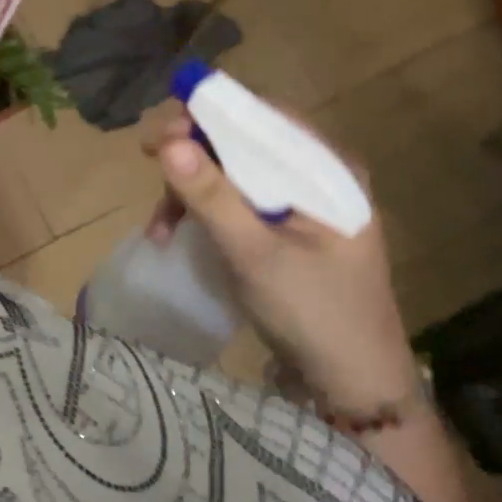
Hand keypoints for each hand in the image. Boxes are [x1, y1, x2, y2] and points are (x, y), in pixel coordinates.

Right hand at [140, 104, 419, 415]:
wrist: (353, 387)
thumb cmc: (314, 314)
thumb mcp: (255, 254)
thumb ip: (211, 196)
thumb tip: (166, 140)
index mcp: (328, 174)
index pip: (263, 118)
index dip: (209, 115)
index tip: (161, 131)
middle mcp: (316, 179)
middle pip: (240, 142)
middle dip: (190, 154)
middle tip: (148, 162)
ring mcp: (297, 206)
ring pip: (228, 172)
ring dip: (186, 188)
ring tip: (159, 223)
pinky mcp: (280, 229)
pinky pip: (229, 201)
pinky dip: (197, 211)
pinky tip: (171, 234)